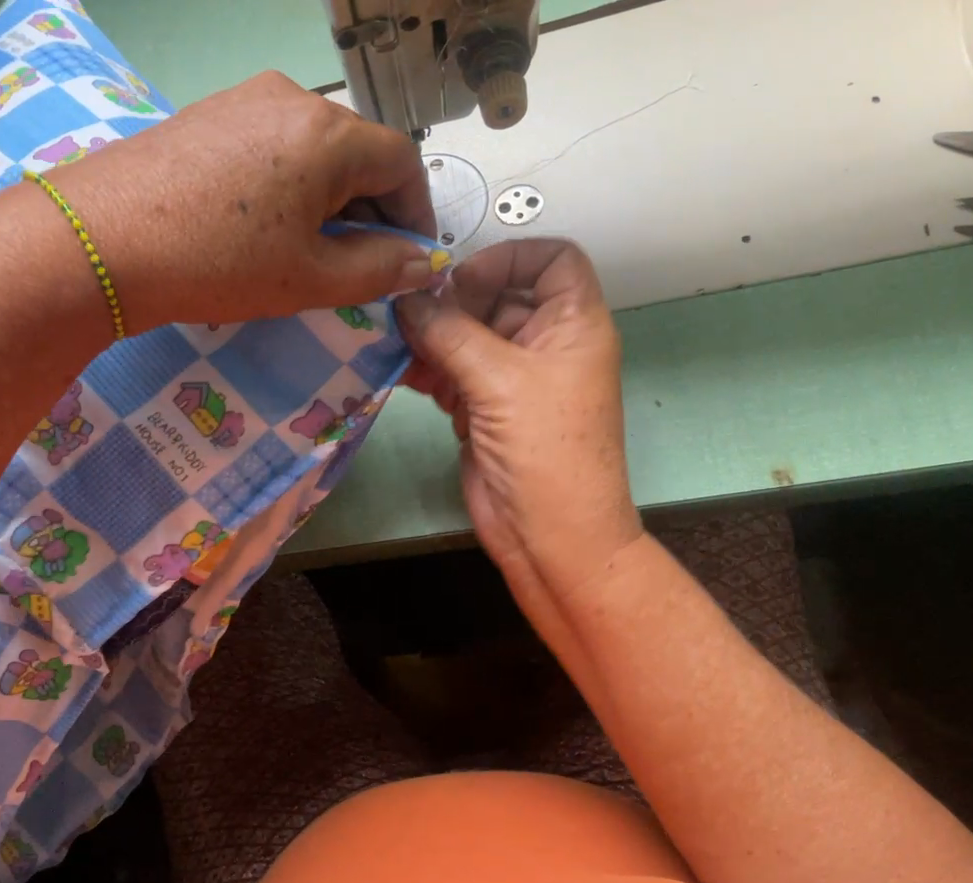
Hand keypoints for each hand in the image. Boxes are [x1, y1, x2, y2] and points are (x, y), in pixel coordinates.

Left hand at [50, 72, 439, 332]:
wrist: (101, 243)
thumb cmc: (217, 263)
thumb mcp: (309, 278)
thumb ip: (378, 269)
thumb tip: (422, 262)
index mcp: (328, 134)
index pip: (402, 162)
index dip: (416, 213)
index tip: (410, 257)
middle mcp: (292, 99)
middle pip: (358, 151)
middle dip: (372, 208)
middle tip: (360, 265)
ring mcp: (245, 100)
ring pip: (314, 149)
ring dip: (331, 199)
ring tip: (310, 252)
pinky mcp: (209, 115)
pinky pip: (272, 146)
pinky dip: (290, 186)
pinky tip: (265, 227)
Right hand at [396, 240, 641, 598]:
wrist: (548, 535)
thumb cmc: (545, 451)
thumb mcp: (500, 381)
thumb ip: (450, 333)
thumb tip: (405, 299)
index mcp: (574, 324)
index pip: (553, 260)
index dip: (510, 257)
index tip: (462, 279)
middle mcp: (546, 345)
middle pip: (498, 297)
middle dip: (454, 304)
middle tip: (410, 316)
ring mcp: (513, 379)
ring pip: (468, 337)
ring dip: (434, 339)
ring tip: (398, 346)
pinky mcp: (485, 410)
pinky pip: (453, 373)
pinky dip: (429, 370)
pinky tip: (404, 374)